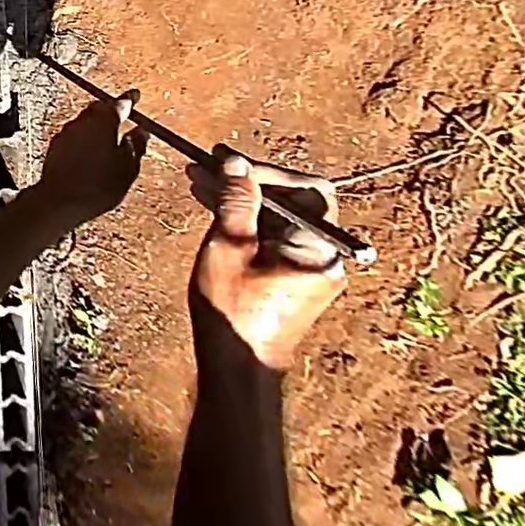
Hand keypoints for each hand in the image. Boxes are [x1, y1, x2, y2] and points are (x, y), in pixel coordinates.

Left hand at [32, 95, 148, 222]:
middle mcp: (82, 121)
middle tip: (122, 115)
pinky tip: (91, 152)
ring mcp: (66, 132)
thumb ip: (135, 146)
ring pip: (85, 122)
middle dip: (111, 110)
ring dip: (97, 125)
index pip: (120, 103)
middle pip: (99, 109)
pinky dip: (85, 138)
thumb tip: (141, 133)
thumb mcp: (127, 168)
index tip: (135, 95)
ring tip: (108, 139)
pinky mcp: (56, 145)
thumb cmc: (97, 185)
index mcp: (103, 121)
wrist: (60, 200)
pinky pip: (75, 135)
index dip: (130, 100)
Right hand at [188, 148, 346, 369]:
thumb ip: (237, 201)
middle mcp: (326, 254)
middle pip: (291, 200)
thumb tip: (236, 162)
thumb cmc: (231, 308)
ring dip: (240, 199)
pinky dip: (246, 219)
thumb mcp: (228, 246)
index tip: (226, 164)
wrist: (238, 363)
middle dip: (246, 182)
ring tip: (198, 181)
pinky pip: (273, 234)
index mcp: (319, 247)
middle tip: (205, 167)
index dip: (266, 171)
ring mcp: (311, 266)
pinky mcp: (294, 275)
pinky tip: (213, 208)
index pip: (306, 189)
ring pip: (277, 216)